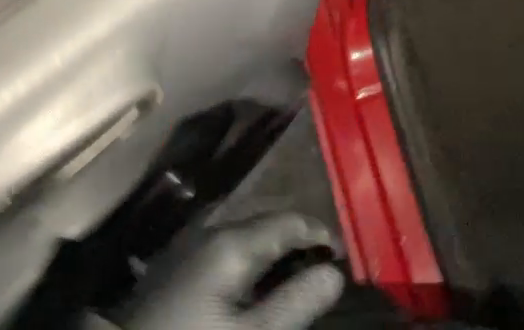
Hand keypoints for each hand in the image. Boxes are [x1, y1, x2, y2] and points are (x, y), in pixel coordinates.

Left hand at [110, 213, 345, 329]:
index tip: (345, 261)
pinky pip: (225, 249)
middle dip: (300, 242)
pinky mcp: (177, 263)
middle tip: (323, 274)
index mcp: (233, 241)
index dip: (323, 236)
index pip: (292, 220)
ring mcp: (191, 243)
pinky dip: (250, 262)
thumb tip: (335, 272)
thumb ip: (296, 302)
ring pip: (246, 235)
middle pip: (269, 222)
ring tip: (294, 283)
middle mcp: (212, 229)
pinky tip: (255, 290)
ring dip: (275, 252)